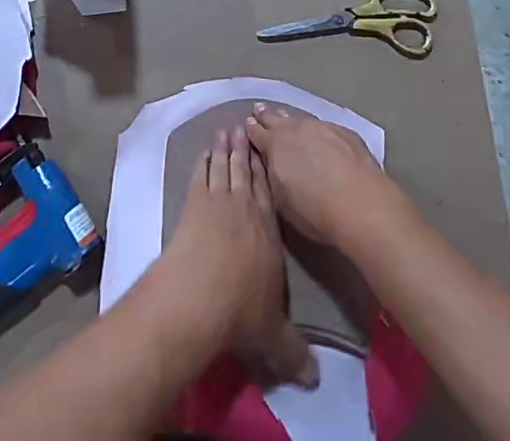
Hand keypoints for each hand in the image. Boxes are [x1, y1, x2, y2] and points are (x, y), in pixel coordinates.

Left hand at [150, 126, 317, 386]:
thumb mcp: (272, 338)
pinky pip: (201, 176)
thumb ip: (293, 353)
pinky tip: (202, 153)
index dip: (267, 175)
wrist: (198, 296)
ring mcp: (218, 204)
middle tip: (244, 129)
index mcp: (269, 234)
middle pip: (246, 174)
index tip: (266, 155)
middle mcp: (246, 211)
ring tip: (225, 131)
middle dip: (246, 152)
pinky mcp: (193, 206)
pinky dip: (202, 163)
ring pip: (224, 168)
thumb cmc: (239, 311)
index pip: (269, 197)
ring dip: (224, 149)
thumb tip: (316, 380)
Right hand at [245, 103, 402, 249]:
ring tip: (283, 115)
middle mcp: (296, 129)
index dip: (250, 130)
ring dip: (289, 118)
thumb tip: (269, 163)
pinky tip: (317, 131)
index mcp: (274, 145)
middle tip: (259, 109)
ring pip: (300, 118)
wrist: (362, 204)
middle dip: (266, 115)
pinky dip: (315, 127)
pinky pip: (323, 125)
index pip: (256, 133)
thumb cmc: (314, 210)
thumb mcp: (279, 199)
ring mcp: (322, 128)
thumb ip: (270, 176)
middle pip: (276, 118)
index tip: (246, 125)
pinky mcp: (345, 133)